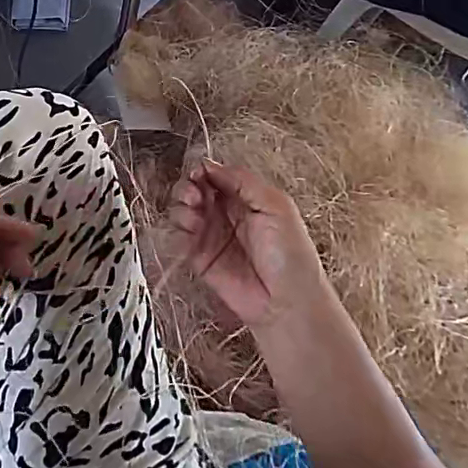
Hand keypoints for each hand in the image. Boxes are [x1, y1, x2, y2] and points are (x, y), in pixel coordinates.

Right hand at [167, 163, 331, 332]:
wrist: (287, 303)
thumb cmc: (289, 253)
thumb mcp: (276, 207)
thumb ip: (244, 182)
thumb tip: (209, 164)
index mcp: (244, 197)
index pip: (213, 175)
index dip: (202, 171)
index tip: (199, 176)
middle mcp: (223, 212)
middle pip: (192, 188)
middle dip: (187, 188)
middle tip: (194, 197)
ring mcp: (209, 233)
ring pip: (180, 208)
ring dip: (181, 207)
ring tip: (195, 218)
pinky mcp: (197, 255)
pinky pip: (177, 234)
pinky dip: (177, 228)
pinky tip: (191, 231)